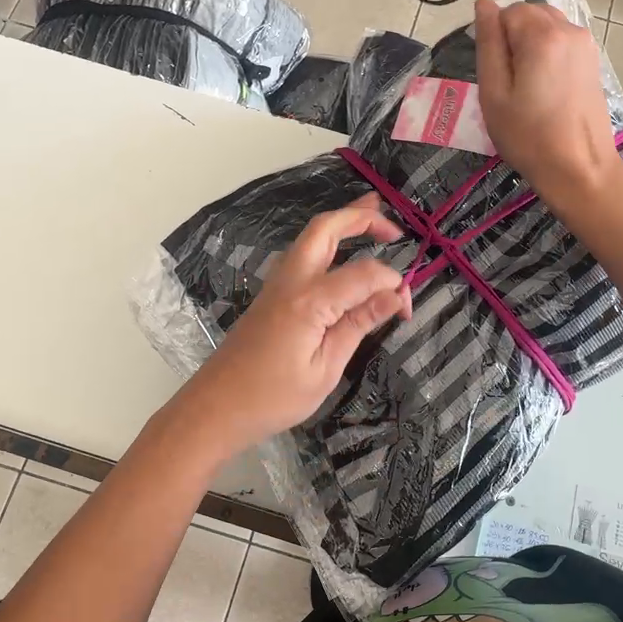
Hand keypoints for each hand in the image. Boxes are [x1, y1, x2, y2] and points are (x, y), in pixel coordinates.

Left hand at [169, 195, 412, 455]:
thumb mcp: (325, 369)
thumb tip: (396, 296)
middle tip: (394, 226)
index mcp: (309, 301)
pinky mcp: (271, 294)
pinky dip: (328, 242)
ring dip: (342, 223)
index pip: (362, 273)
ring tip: (372, 214)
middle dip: (360, 217)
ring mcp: (277, 284)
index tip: (406, 305)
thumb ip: (359, 325)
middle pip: (325, 228)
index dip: (390, 281)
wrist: (216, 407)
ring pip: (311, 236)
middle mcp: (292, 281)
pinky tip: (342, 250)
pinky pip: (303, 255)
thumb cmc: (273, 398)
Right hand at [473, 0, 622, 199]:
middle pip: (530, 14)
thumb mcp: (494, 93)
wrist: (578, 169)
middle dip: (514, 39)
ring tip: (527, 86)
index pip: (507, 12)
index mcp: (542, 36)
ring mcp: (586, 44)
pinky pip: (562, 41)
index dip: (495, 41)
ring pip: (547, 26)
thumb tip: (483, 4)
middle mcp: (569, 30)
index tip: (497, 76)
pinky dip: (548, 54)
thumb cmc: (528, 137)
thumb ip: (488, 43)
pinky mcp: (593, 60)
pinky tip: (546, 88)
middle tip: (510, 83)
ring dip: (531, 45)